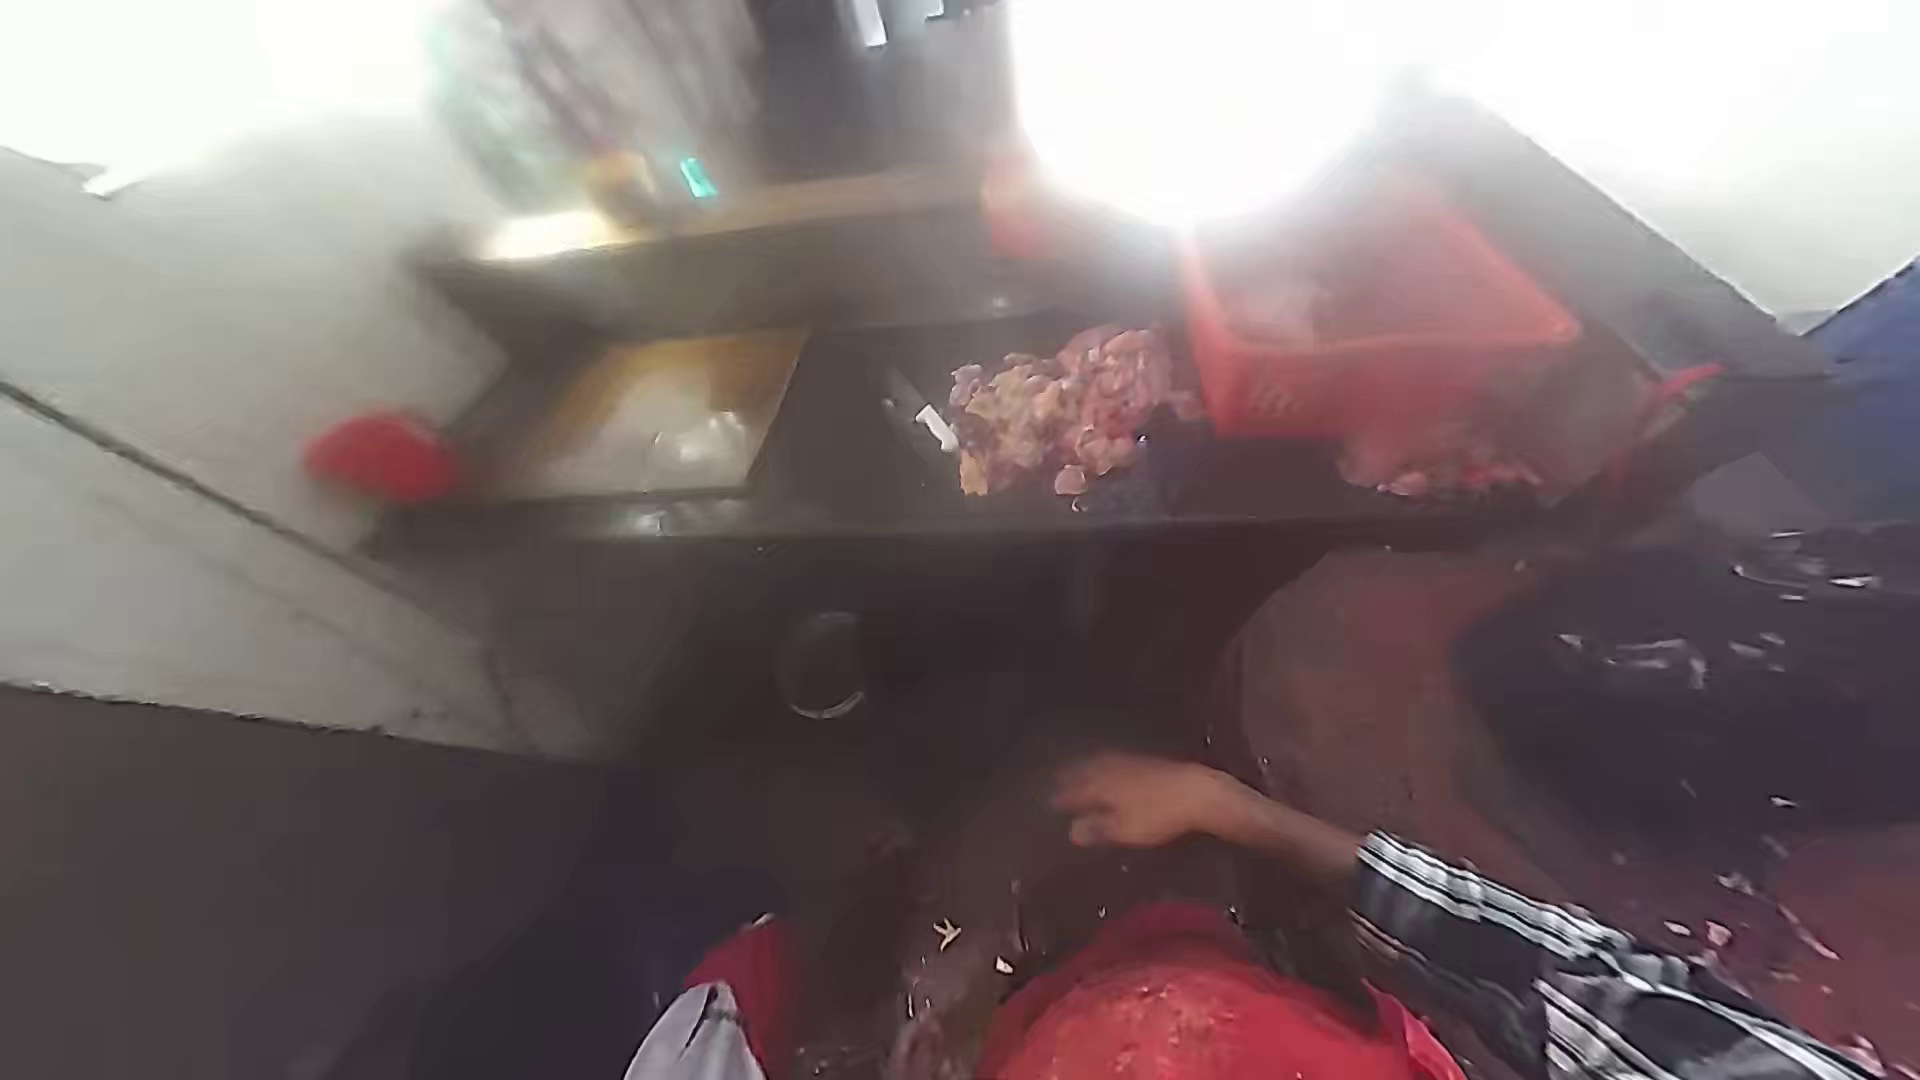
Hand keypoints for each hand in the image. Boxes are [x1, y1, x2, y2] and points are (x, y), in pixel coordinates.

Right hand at [1051, 752, 1251, 847]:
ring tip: (1075, 770)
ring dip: (1083, 767)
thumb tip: (1071, 832)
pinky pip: (1110, 759)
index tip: (1049, 802)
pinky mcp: (1142, 760)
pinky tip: (1106, 768)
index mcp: (1099, 783)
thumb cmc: (1157, 815)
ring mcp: (1126, 761)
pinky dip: (1100, 763)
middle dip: (1069, 776)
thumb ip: (1097, 828)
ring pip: (1096, 762)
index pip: (1073, 789)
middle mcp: (1108, 767)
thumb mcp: (1125, 829)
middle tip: (1057, 781)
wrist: (1195, 792)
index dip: (1062, 796)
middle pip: (1082, 770)